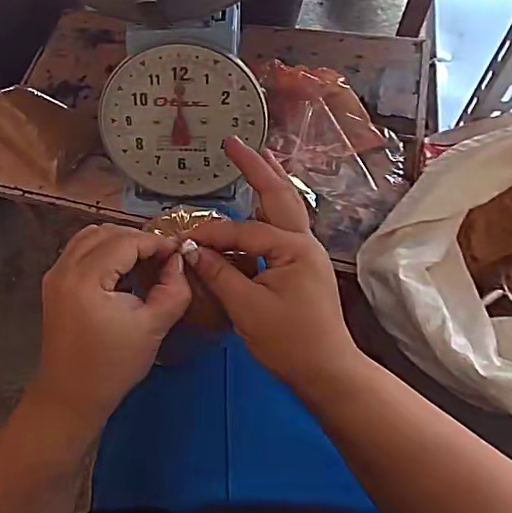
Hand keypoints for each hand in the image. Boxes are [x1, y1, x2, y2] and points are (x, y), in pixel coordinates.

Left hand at [34, 224, 191, 421]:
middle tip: (164, 257)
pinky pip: (81, 250)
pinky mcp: (54, 283)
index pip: (125, 242)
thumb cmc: (112, 366)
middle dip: (139, 239)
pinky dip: (105, 250)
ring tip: (146, 260)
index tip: (178, 252)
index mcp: (85, 279)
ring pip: (91, 236)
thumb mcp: (153, 327)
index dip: (156, 242)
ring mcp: (55, 275)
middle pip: (107, 232)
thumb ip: (173, 289)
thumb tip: (178, 261)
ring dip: (120, 241)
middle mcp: (64, 269)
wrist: (70, 396)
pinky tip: (125, 269)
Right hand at [183, 137, 365, 389]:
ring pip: (286, 208)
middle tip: (235, 142)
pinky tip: (261, 204)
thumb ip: (218, 274)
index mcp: (294, 248)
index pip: (244, 232)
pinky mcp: (301, 266)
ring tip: (257, 156)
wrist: (327, 370)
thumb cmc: (290, 342)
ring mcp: (306, 253)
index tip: (184, 242)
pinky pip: (283, 227)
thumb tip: (188, 249)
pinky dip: (270, 210)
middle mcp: (304, 243)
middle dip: (257, 167)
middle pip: (279, 195)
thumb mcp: (247, 308)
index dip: (212, 236)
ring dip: (270, 182)